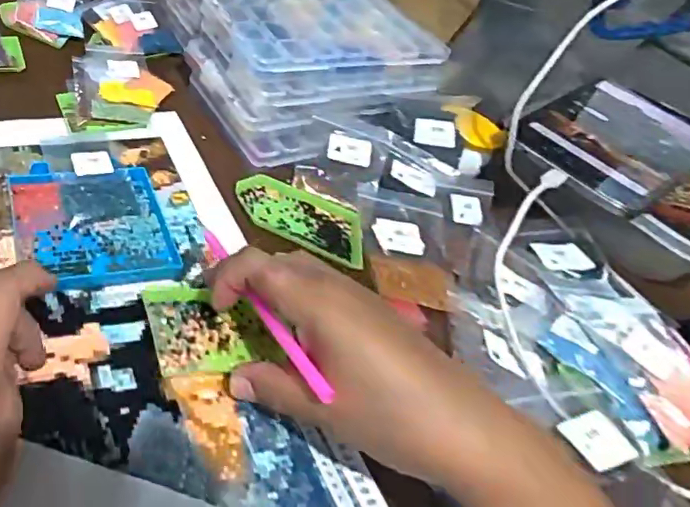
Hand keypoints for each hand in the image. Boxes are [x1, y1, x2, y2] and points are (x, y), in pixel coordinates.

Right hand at [210, 249, 605, 506]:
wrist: (473, 431)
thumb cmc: (390, 415)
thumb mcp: (323, 407)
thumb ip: (272, 386)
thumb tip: (233, 377)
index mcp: (314, 298)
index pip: (254, 263)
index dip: (225, 277)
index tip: (216, 309)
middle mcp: (332, 283)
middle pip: (274, 260)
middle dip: (245, 278)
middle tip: (232, 314)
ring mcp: (356, 292)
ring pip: (298, 268)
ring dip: (272, 286)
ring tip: (264, 326)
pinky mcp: (373, 307)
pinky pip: (321, 283)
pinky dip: (297, 296)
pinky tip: (306, 338)